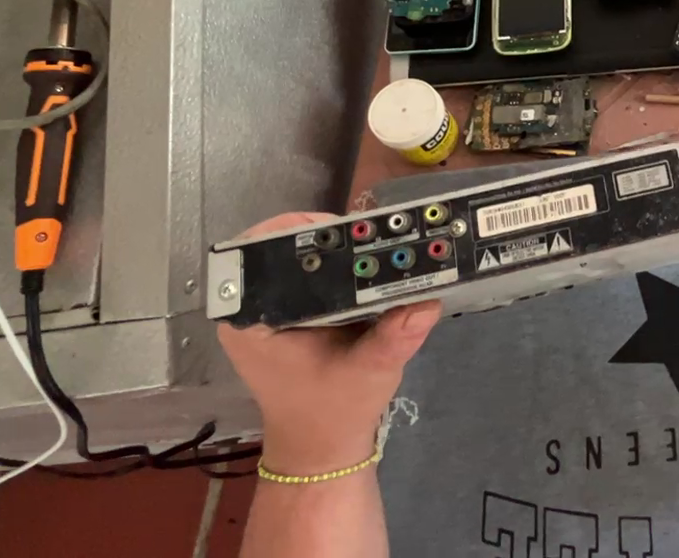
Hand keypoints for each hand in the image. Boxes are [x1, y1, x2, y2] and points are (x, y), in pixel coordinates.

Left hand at [218, 212, 439, 473]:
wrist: (323, 447)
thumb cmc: (333, 412)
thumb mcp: (368, 372)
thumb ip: (393, 337)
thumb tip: (425, 302)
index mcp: (253, 321)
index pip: (261, 253)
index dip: (300, 232)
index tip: (345, 233)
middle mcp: (255, 308)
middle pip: (283, 246)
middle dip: (331, 236)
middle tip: (373, 238)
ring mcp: (273, 310)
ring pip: (300, 255)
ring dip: (340, 247)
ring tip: (377, 247)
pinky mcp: (292, 312)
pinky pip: (313, 272)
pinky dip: (343, 264)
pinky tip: (372, 266)